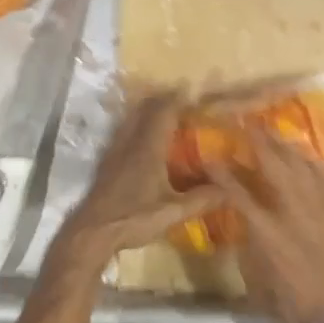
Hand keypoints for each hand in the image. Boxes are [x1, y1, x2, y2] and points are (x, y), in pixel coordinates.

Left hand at [49, 90, 213, 269]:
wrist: (93, 230)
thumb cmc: (134, 218)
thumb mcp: (173, 212)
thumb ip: (202, 199)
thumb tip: (231, 190)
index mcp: (147, 148)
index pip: (163, 111)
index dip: (177, 98)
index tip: (193, 92)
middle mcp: (129, 142)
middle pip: (144, 109)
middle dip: (162, 100)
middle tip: (182, 101)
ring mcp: (114, 150)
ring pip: (131, 118)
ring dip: (147, 111)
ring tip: (165, 115)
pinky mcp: (106, 161)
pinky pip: (123, 131)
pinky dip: (136, 126)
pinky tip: (144, 141)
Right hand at [202, 129, 323, 322]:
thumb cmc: (289, 301)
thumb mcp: (257, 272)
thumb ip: (249, 237)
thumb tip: (242, 212)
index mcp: (269, 231)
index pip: (240, 193)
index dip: (223, 173)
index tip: (210, 155)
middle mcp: (296, 215)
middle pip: (277, 168)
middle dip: (260, 143)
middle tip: (246, 123)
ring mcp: (321, 214)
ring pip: (305, 169)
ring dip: (289, 148)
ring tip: (275, 132)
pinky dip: (318, 167)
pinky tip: (311, 158)